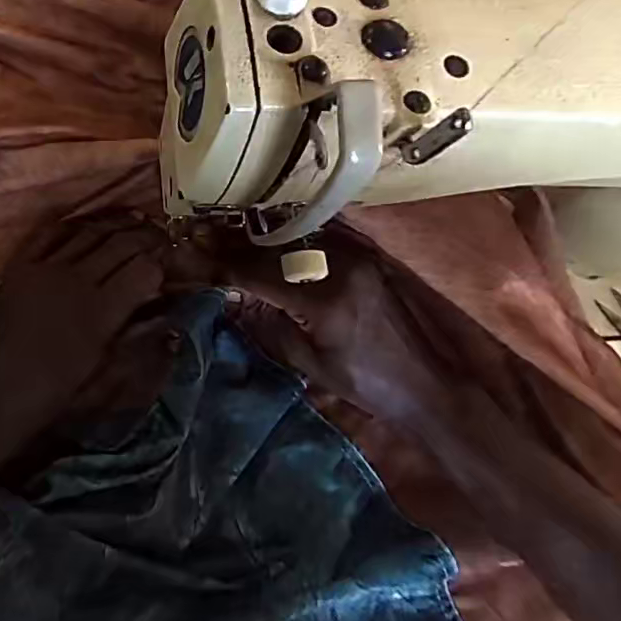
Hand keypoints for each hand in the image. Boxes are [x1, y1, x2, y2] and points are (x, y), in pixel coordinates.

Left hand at [0, 213, 168, 436]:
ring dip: (115, 224)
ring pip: (89, 232)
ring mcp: (46, 268)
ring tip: (132, 220)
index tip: (168, 265)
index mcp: (101, 311)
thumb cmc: (50, 398)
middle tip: (159, 236)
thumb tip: (169, 326)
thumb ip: (136, 348)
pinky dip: (72, 224)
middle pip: (120, 244)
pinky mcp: (20, 265)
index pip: (143, 270)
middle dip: (146, 237)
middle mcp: (77, 279)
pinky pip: (50, 233)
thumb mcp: (102, 382)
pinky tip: (85, 223)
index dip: (160, 264)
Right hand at [224, 236, 448, 422]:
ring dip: (259, 238)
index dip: (224, 266)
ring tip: (228, 236)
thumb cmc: (365, 383)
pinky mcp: (364, 257)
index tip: (195, 258)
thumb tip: (232, 297)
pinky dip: (287, 238)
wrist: (426, 384)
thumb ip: (267, 324)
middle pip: (273, 248)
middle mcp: (339, 267)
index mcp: (323, 300)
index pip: (259, 274)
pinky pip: (316, 239)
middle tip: (203, 237)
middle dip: (235, 245)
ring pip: (293, 237)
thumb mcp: (308, 362)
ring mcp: (355, 257)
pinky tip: (268, 238)